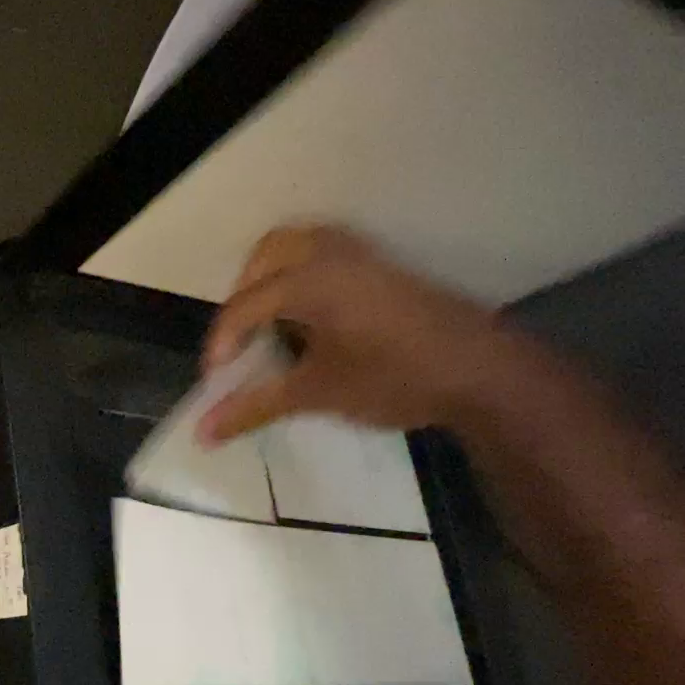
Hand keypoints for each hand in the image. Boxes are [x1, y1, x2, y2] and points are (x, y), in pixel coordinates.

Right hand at [197, 225, 539, 443]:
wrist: (484, 375)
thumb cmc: (392, 378)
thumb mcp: (314, 395)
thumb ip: (251, 408)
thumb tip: (199, 434)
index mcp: (310, 280)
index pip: (243, 305)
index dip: (220, 346)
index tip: (216, 385)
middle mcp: (334, 256)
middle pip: (268, 254)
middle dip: (243, 297)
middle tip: (241, 342)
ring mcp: (365, 261)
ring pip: (302, 250)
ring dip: (275, 284)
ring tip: (270, 331)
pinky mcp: (386, 274)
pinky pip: (329, 262)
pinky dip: (304, 285)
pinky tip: (309, 329)